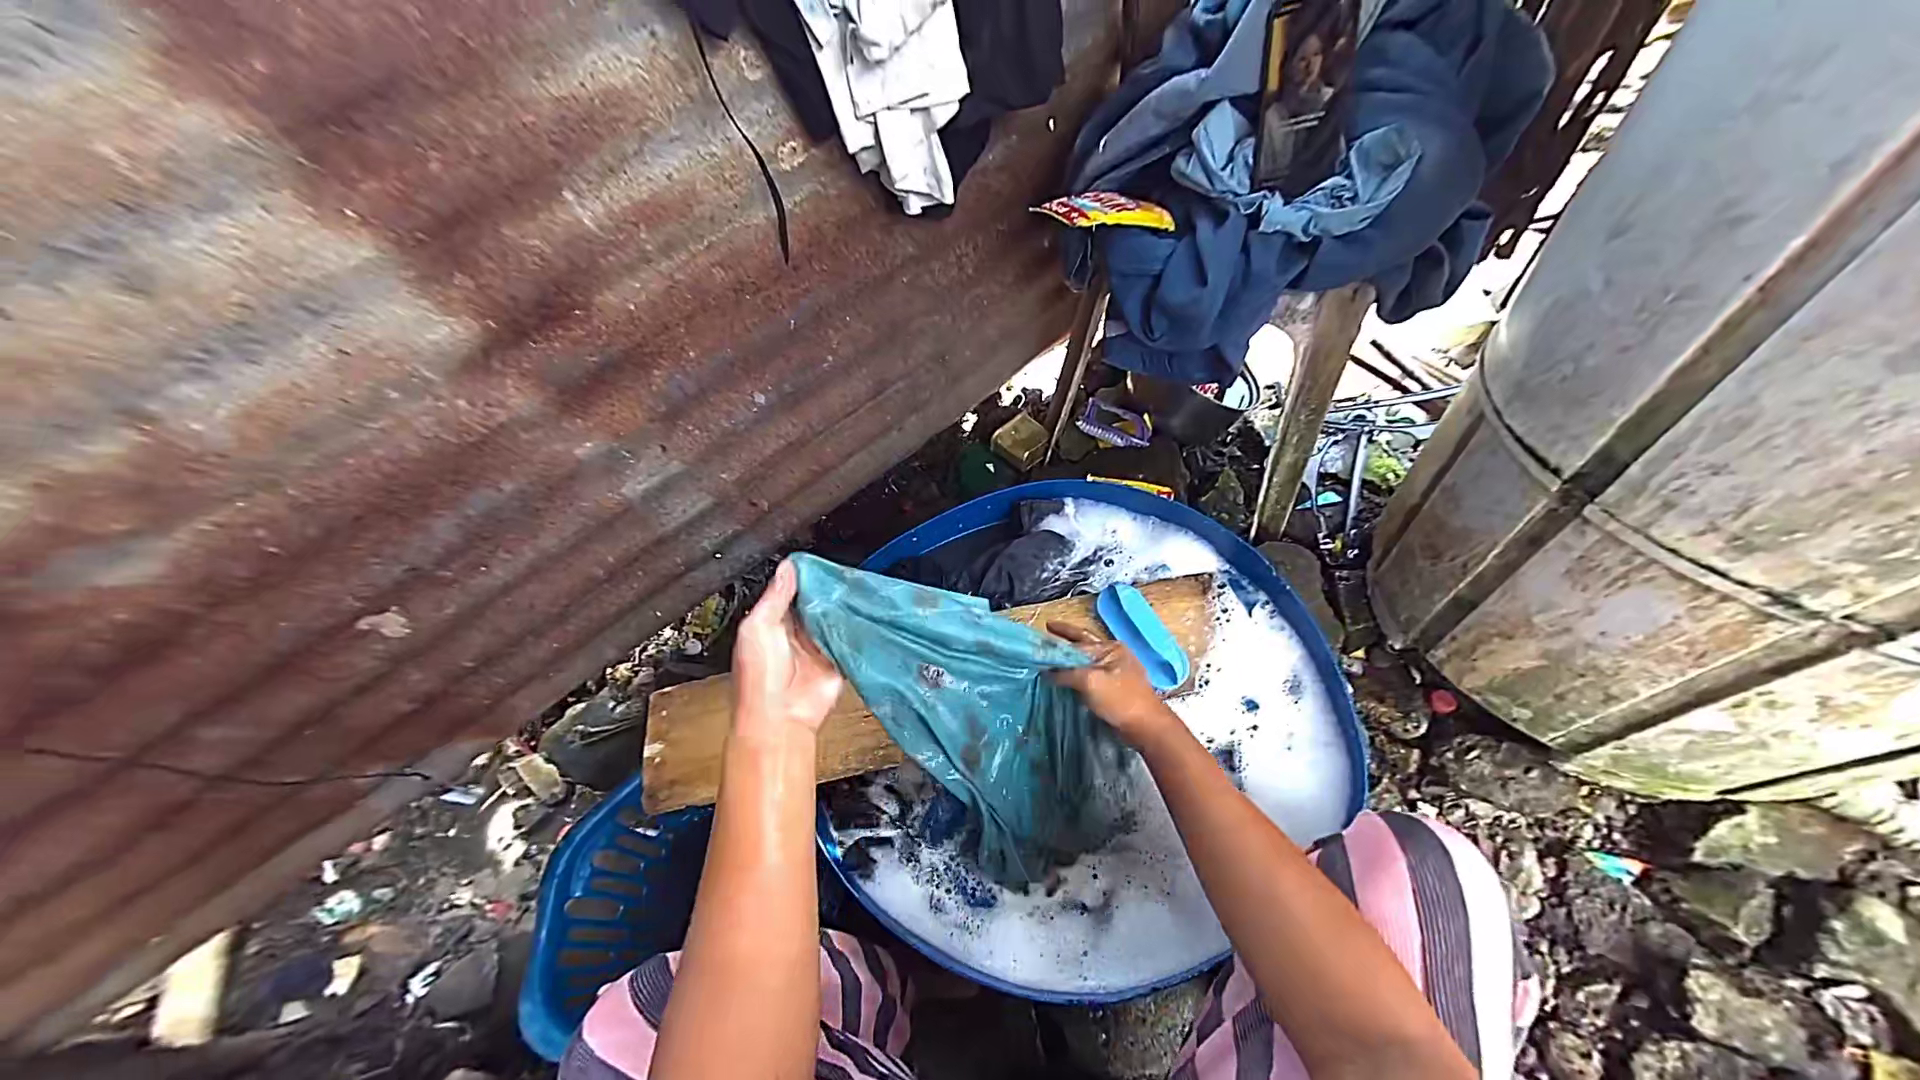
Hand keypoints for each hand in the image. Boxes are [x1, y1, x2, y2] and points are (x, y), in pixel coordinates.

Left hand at [732, 559, 843, 739]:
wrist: (780, 718)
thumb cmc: (758, 679)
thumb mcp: (759, 627)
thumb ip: (775, 597)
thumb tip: (787, 568)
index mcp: (773, 622)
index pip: (792, 590)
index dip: (805, 576)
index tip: (819, 563)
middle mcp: (797, 632)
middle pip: (817, 602)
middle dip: (829, 590)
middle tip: (842, 575)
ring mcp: (818, 647)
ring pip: (835, 617)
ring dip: (843, 608)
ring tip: (856, 590)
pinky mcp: (837, 660)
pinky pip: (850, 639)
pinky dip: (856, 629)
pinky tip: (864, 615)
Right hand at [1047, 621, 1180, 747]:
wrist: (1145, 728)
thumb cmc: (1120, 699)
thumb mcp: (1089, 682)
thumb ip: (1065, 673)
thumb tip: (1046, 671)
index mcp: (1111, 648)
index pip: (1079, 640)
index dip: (1059, 637)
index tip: (1042, 632)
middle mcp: (1113, 656)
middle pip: (1083, 646)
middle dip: (1064, 640)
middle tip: (1046, 633)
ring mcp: (1114, 672)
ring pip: (1085, 662)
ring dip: (1068, 660)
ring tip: (1049, 657)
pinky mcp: (1113, 688)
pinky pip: (1089, 676)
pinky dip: (1075, 674)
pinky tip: (1064, 678)